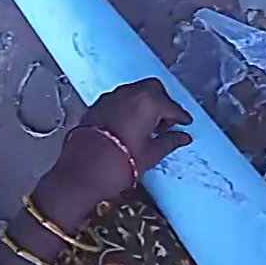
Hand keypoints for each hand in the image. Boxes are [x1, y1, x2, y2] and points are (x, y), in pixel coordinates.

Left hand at [50, 78, 193, 210]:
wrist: (80, 175)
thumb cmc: (119, 165)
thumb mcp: (150, 155)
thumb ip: (169, 141)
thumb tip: (183, 137)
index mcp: (147, 102)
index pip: (171, 106)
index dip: (181, 117)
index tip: (185, 124)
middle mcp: (128, 93)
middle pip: (153, 89)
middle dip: (163, 102)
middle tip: (168, 122)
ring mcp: (110, 97)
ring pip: (134, 91)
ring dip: (145, 103)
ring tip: (150, 125)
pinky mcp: (96, 106)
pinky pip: (119, 99)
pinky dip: (129, 107)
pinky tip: (131, 125)